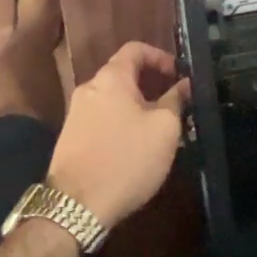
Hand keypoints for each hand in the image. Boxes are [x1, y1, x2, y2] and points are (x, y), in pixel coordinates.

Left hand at [46, 41, 190, 229]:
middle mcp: (89, 88)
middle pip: (124, 74)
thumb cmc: (126, 160)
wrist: (76, 207)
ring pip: (113, 99)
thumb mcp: (164, 129)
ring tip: (158, 129)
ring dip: (137, 107)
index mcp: (111, 78)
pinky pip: (102, 119)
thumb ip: (176, 100)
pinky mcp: (71, 137)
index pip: (136, 49)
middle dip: (151, 85)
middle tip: (174, 105)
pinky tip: (135, 147)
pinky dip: (121, 123)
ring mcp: (76, 113)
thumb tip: (185, 84)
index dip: (161, 57)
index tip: (178, 76)